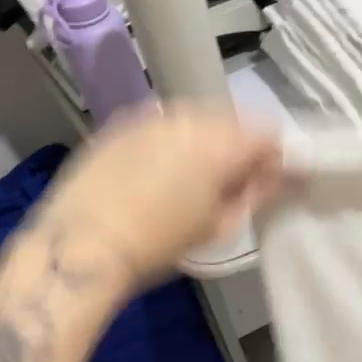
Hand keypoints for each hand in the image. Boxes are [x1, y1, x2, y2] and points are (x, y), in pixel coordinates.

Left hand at [37, 104, 285, 285]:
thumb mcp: (220, 226)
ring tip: (201, 178)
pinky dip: (176, 140)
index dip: (279, 157)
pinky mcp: (121, 123)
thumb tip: (278, 176)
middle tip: (240, 182)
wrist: (82, 245)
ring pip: (198, 118)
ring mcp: (151, 116)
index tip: (279, 181)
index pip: (269, 134)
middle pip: (234, 120)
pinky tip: (165, 171)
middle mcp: (188, 117)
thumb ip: (256, 193)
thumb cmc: (160, 244)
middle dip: (243, 146)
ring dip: (209, 140)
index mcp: (222, 143)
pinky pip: (165, 123)